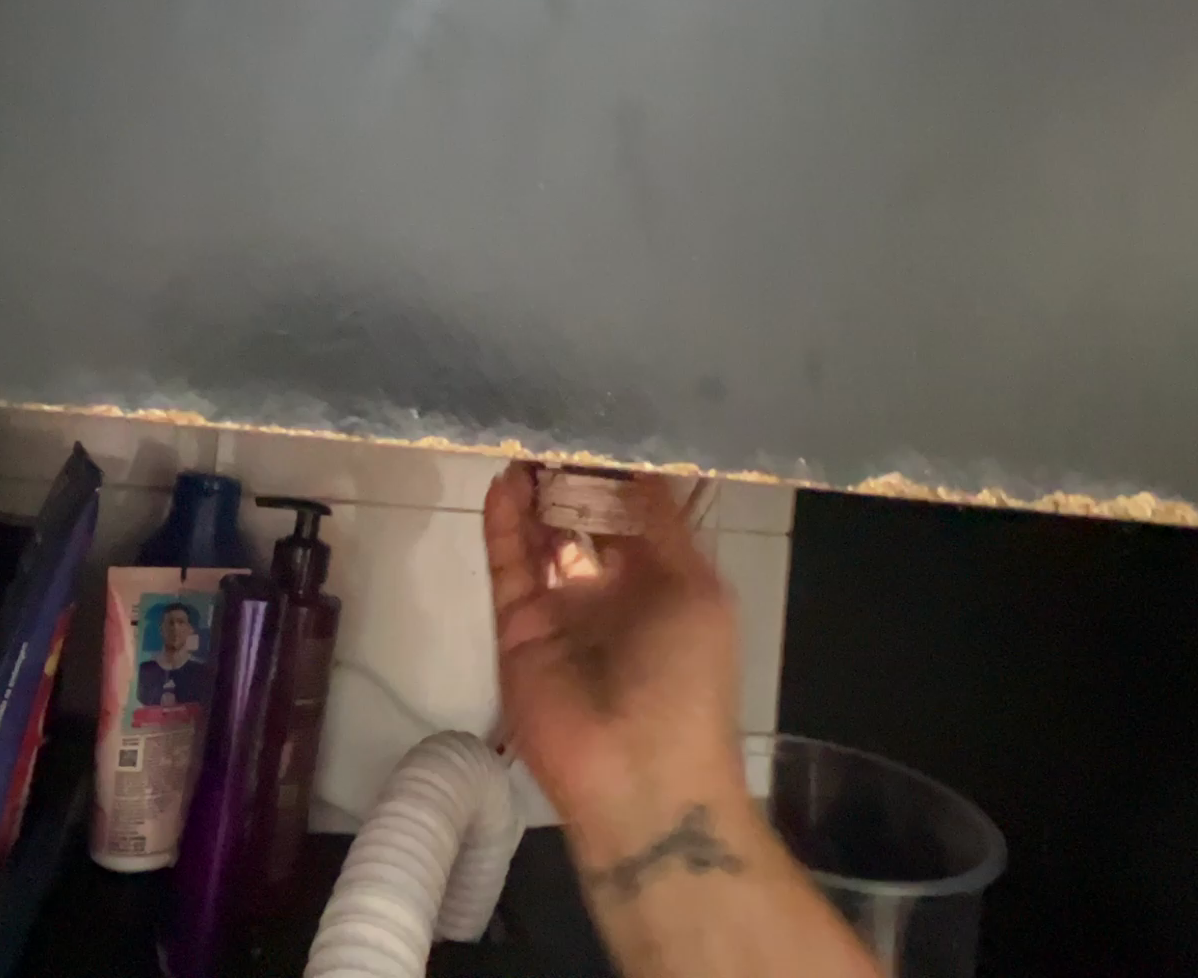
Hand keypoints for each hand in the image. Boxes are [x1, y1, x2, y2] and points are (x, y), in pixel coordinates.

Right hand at [484, 463, 742, 839]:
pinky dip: (502, 525)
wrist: (636, 772)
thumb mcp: (695, 590)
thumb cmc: (685, 676)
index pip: (629, 513)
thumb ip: (663, 526)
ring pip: (539, 536)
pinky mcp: (518, 623)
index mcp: (658, 580)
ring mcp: (559, 606)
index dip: (612, 472)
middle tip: (550, 427)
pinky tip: (502, 485)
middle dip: (567, 477)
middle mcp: (606, 588)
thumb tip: (640, 466)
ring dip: (532, 494)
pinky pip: (508, 564)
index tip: (595, 426)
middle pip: (579, 519)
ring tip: (524, 446)